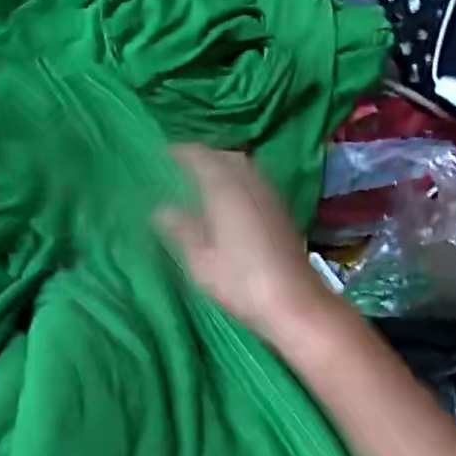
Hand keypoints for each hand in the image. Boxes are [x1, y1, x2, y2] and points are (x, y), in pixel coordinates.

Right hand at [156, 145, 342, 341]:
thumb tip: (161, 210)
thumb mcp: (200, 259)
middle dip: (204, 157)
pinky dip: (237, 184)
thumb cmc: (240, 281)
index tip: (162, 154)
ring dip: (223, 169)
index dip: (180, 153)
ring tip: (201, 184)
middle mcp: (251, 182)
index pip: (200, 157)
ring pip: (244, 168)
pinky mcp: (281, 213)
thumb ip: (180, 229)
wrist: (294, 303)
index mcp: (225, 187)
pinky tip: (226, 203)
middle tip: (180, 168)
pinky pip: (254, 183)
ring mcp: (270, 196)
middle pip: (226, 157)